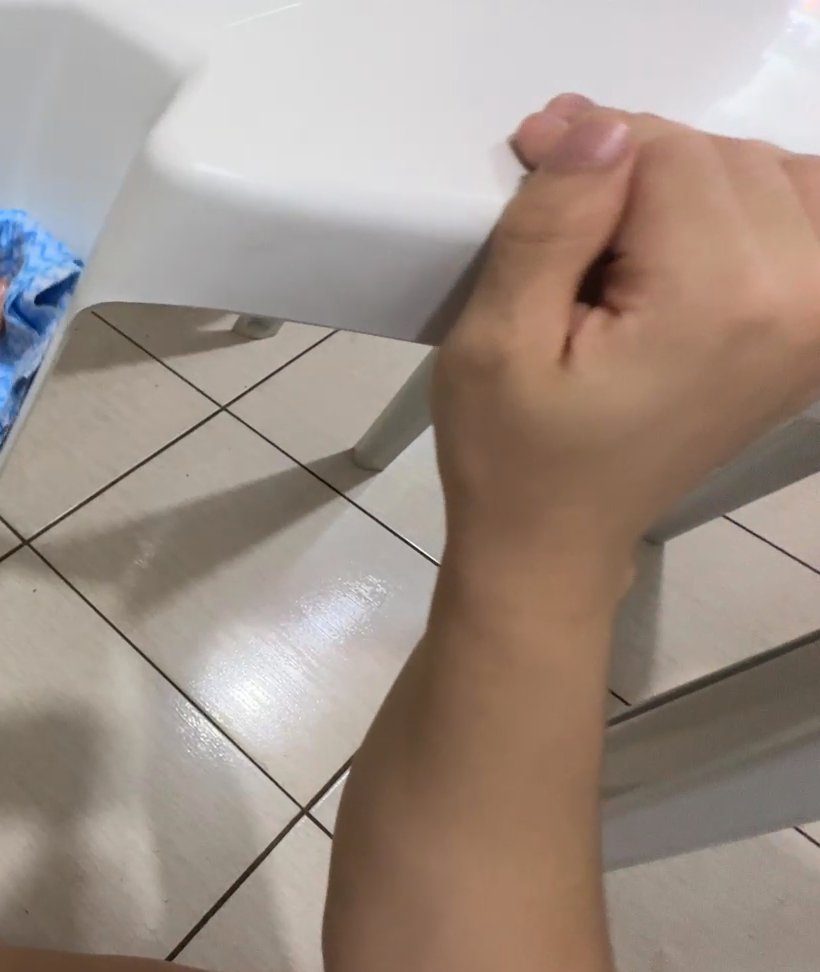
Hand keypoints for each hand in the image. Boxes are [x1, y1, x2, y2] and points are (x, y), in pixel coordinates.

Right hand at [432, 96, 819, 601]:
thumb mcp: (493, 345)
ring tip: (600, 227)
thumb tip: (594, 130)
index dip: (593, 142)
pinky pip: (807, 217)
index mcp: (720, 299)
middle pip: (728, 162)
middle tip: (548, 196)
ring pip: (775, 177)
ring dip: (682, 179)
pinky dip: (739, 204)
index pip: (673, 161)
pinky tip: (672, 240)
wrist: (552, 532)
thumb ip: (548, 233)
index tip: (523, 146)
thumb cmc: (505, 448)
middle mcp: (809, 292)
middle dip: (634, 161)